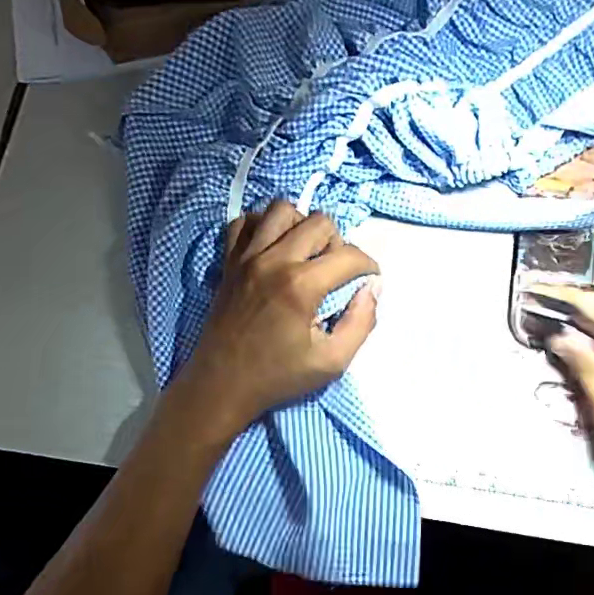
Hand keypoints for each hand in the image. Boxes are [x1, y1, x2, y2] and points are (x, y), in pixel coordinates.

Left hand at [173, 201, 379, 437]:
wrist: (222, 384)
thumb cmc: (279, 377)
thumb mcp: (333, 362)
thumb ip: (361, 323)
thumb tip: (371, 290)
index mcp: (301, 286)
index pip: (349, 255)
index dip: (369, 266)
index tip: (369, 281)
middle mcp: (273, 261)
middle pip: (319, 221)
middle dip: (338, 242)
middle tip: (337, 270)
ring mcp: (246, 257)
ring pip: (281, 210)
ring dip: (302, 226)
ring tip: (307, 253)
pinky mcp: (228, 261)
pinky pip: (245, 222)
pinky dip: (263, 227)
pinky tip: (274, 249)